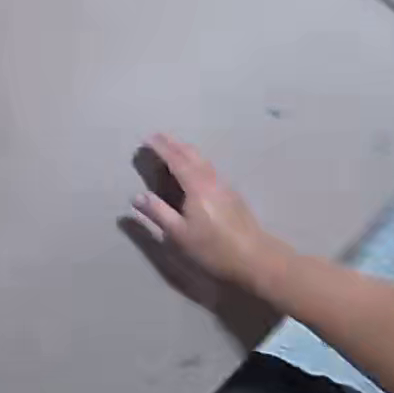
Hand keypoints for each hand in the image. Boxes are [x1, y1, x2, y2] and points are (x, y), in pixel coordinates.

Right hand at [131, 134, 294, 296]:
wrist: (255, 257)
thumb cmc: (214, 248)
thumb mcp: (180, 235)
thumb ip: (158, 213)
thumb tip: (137, 196)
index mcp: (196, 187)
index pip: (176, 160)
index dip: (161, 147)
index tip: (147, 138)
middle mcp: (211, 180)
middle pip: (191, 154)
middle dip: (173, 143)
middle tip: (157, 135)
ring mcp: (224, 185)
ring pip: (202, 159)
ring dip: (185, 149)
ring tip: (173, 146)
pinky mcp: (231, 193)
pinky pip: (209, 167)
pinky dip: (196, 159)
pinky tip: (195, 167)